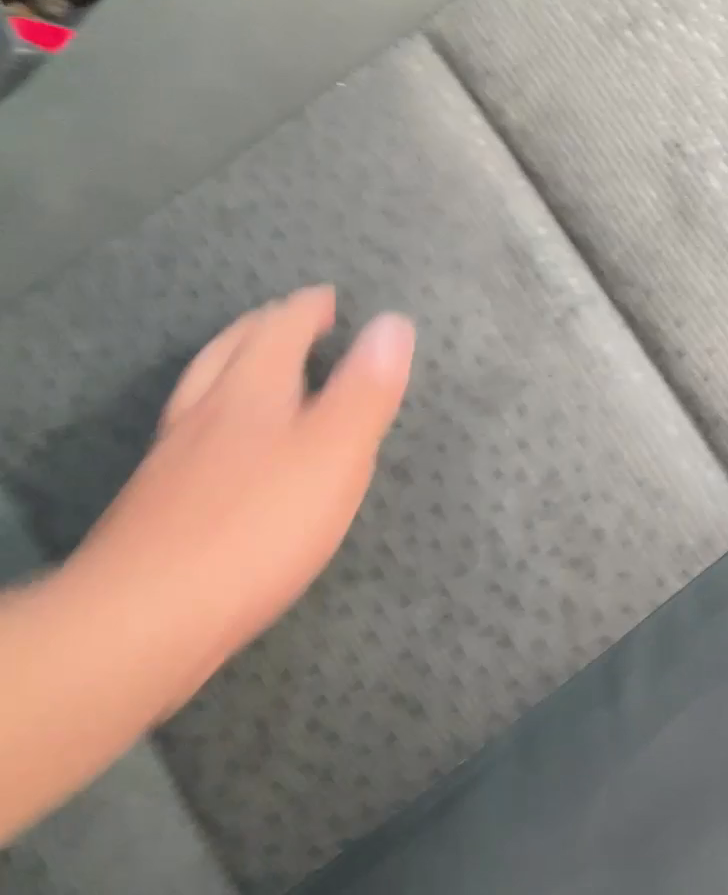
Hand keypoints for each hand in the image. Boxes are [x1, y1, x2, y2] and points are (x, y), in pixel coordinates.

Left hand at [67, 285, 414, 701]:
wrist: (149, 615)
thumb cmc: (262, 525)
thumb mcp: (337, 452)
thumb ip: (366, 389)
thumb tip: (393, 323)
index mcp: (252, 397)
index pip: (276, 337)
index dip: (303, 312)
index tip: (326, 296)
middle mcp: (206, 417)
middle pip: (229, 356)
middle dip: (262, 329)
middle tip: (288, 316)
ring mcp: (177, 460)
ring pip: (205, 392)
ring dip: (234, 365)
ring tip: (257, 362)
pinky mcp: (167, 502)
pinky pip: (198, 431)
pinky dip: (221, 411)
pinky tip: (231, 440)